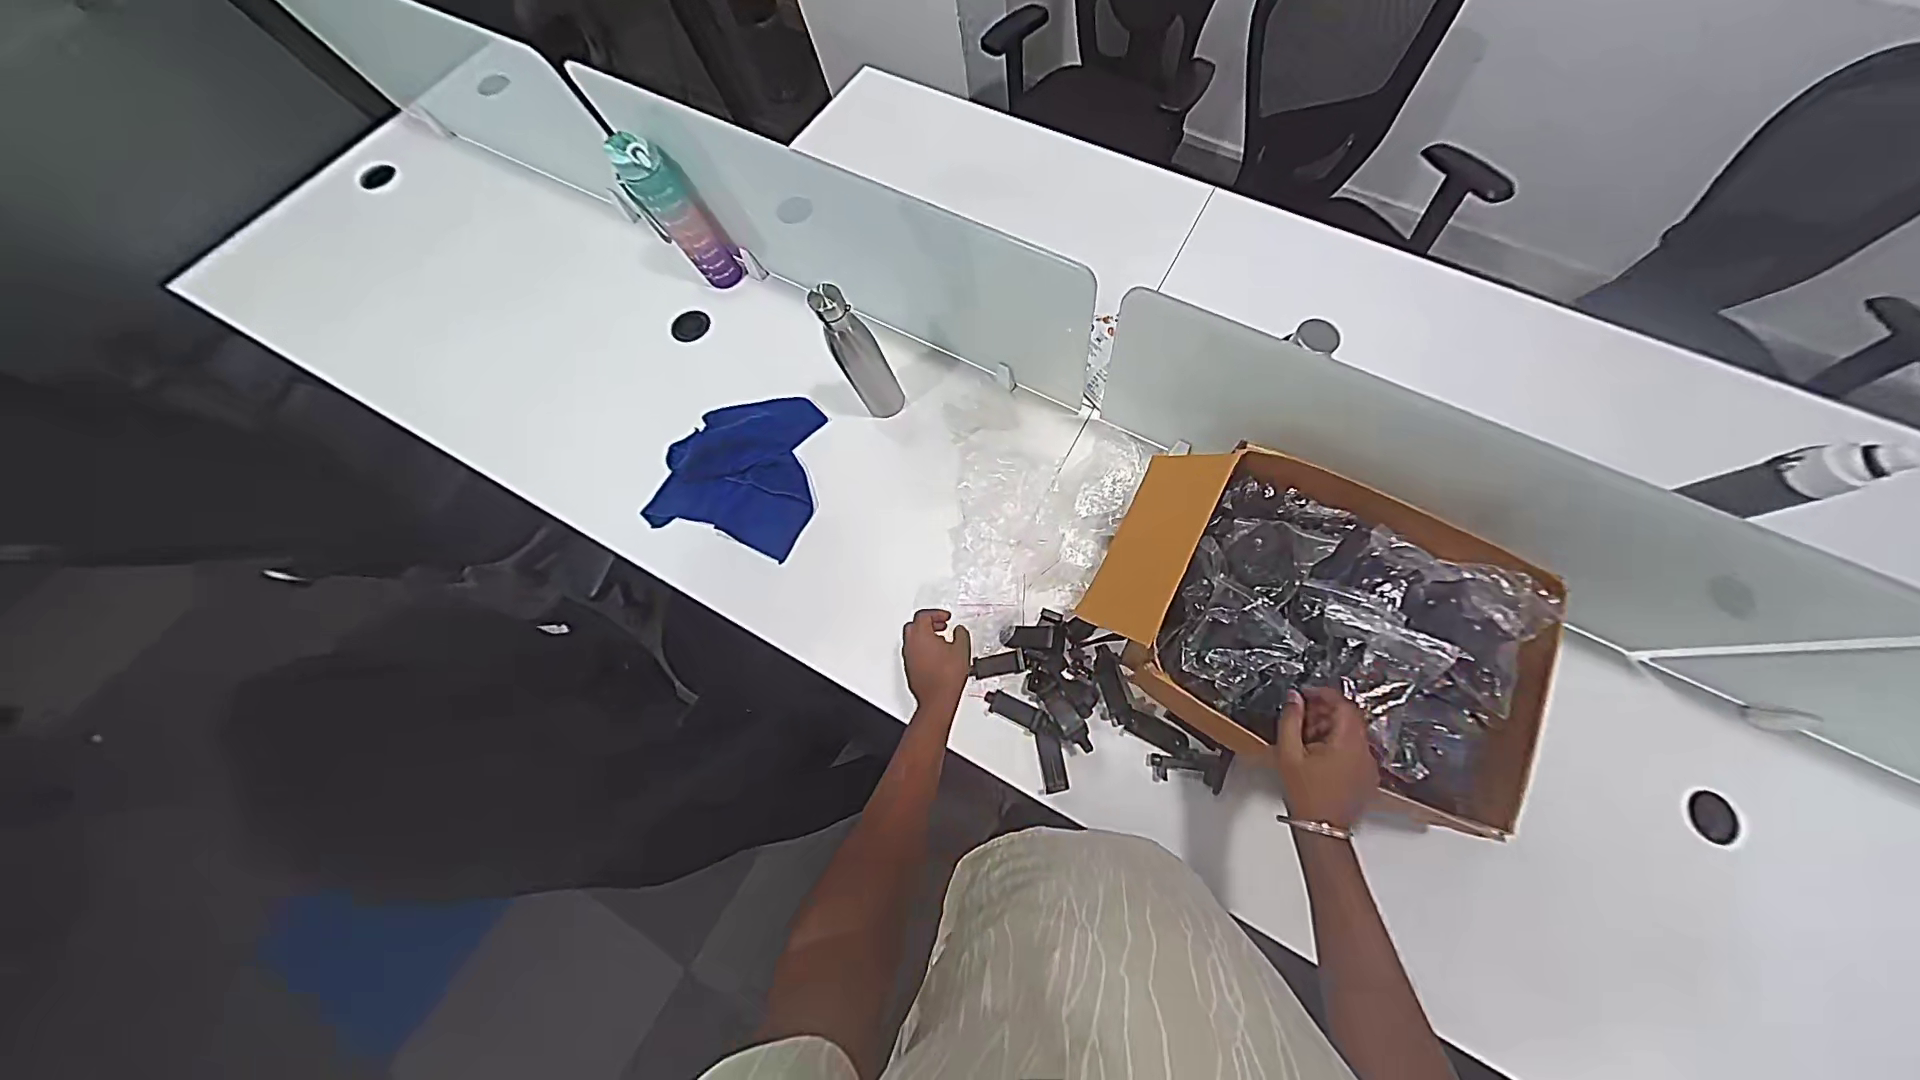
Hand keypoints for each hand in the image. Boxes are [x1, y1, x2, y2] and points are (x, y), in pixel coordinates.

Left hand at [902, 609, 970, 709]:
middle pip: (915, 625)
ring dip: (926, 635)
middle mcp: (910, 644)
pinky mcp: (910, 668)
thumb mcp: (962, 649)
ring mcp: (908, 657)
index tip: (945, 617)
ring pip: (913, 638)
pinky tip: (937, 655)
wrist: (937, 700)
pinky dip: (923, 648)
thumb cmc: (946, 677)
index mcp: (920, 635)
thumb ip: (960, 633)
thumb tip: (959, 630)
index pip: (923, 615)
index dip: (936, 613)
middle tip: (942, 625)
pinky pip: (914, 651)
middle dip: (929, 622)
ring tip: (942, 640)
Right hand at [1274, 687, 1378, 828]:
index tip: (1307, 693)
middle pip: (1349, 719)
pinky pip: (1355, 750)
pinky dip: (1337, 744)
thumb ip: (1291, 719)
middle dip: (1325, 711)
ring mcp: (1368, 766)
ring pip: (1352, 734)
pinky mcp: (1367, 777)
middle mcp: (1365, 752)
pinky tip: (1317, 753)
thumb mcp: (1289, 751)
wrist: (1321, 827)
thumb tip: (1295, 698)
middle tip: (1301, 714)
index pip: (1344, 706)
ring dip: (1329, 728)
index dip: (1325, 694)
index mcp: (1348, 744)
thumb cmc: (1305, 793)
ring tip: (1305, 736)